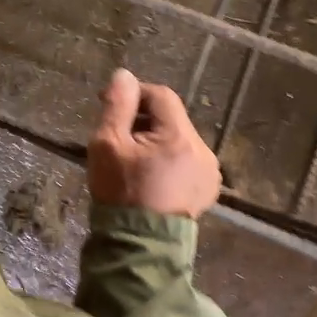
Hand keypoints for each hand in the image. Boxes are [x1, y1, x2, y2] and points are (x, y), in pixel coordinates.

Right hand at [86, 69, 220, 218]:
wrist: (139, 242)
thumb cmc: (120, 190)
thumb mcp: (107, 144)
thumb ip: (117, 105)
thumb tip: (124, 75)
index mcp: (180, 138)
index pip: (161, 96)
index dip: (134, 94)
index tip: (110, 107)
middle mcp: (204, 151)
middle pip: (171, 117)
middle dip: (143, 120)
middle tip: (116, 137)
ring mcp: (210, 172)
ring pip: (178, 138)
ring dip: (155, 139)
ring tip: (131, 158)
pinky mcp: (208, 188)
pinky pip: (186, 158)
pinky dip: (167, 157)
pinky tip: (150, 174)